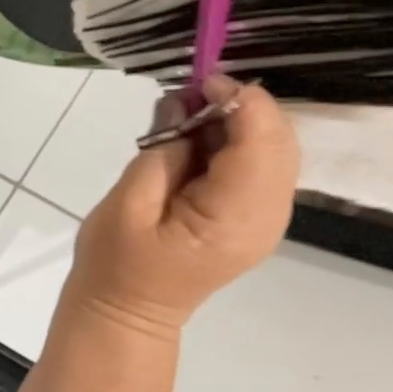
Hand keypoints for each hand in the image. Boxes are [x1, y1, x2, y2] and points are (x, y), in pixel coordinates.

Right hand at [66, 76, 299, 337]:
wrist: (124, 311)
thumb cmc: (114, 263)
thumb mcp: (124, 206)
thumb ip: (160, 157)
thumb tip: (183, 112)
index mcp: (235, 215)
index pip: (260, 143)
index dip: (239, 102)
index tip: (198, 80)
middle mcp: (267, 215)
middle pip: (278, 143)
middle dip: (240, 108)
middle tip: (186, 94)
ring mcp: (266, 218)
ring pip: (274, 152)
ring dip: (237, 124)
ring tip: (184, 113)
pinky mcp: (253, 217)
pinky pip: (260, 168)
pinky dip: (235, 144)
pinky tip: (196, 140)